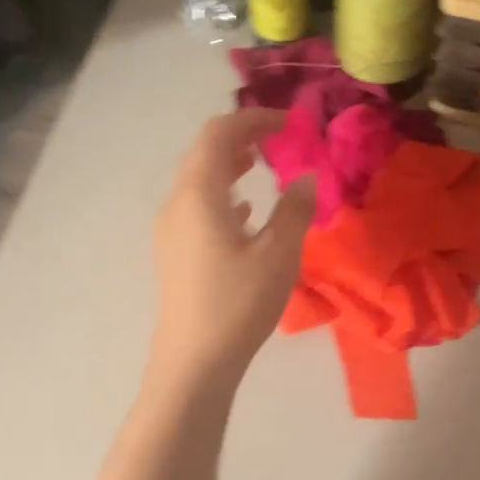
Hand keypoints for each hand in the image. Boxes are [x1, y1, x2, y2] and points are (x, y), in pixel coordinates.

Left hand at [151, 109, 315, 385]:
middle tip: (276, 139)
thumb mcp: (279, 255)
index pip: (219, 134)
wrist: (195, 360)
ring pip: (198, 182)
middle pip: (203, 153)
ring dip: (228, 167)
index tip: (289, 123)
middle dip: (239, 138)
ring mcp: (171, 230)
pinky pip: (197, 208)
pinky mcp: (175, 254)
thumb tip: (307, 177)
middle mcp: (177, 203)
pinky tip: (245, 213)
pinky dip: (222, 197)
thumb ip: (295, 209)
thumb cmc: (239, 303)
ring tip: (260, 165)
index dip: (253, 119)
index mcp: (200, 194)